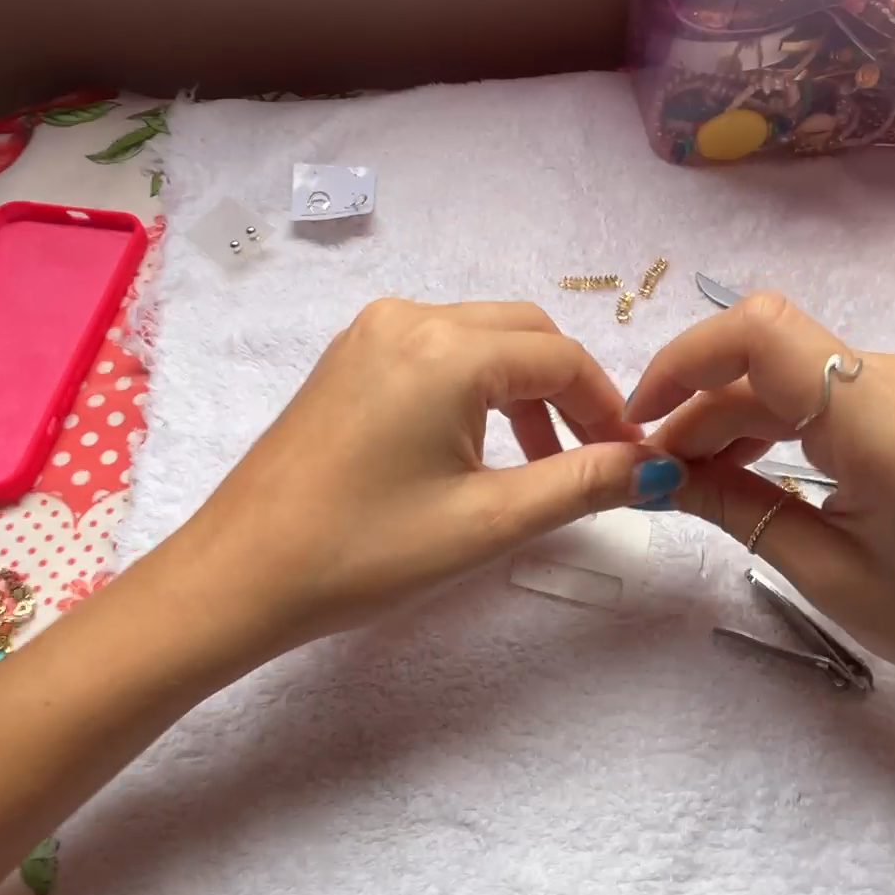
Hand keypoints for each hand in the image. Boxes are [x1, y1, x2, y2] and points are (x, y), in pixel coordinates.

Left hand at [171, 299, 685, 650]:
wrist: (239, 576)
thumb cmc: (365, 552)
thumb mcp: (487, 521)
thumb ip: (581, 484)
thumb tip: (655, 466)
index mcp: (446, 348)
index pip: (560, 358)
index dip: (607, 407)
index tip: (632, 458)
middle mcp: (408, 318)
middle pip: (523, 335)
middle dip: (567, 392)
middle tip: (590, 458)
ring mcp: (369, 334)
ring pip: (479, 341)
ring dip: (522, 390)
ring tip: (536, 463)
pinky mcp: (347, 359)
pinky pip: (435, 354)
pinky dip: (474, 388)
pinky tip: (474, 445)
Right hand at [627, 294, 894, 716]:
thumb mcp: (829, 578)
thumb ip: (736, 508)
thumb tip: (655, 473)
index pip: (766, 338)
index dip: (685, 360)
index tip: (643, 417)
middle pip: (772, 358)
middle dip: (700, 406)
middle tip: (664, 470)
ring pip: (795, 366)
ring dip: (734, 410)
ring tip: (703, 471)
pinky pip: (830, 380)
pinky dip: (778, 414)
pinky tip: (758, 459)